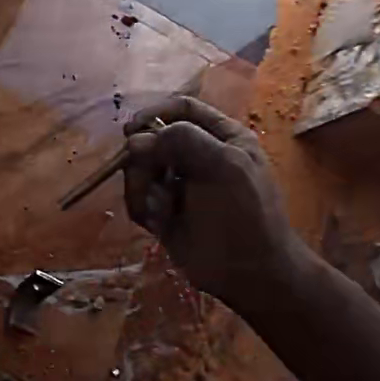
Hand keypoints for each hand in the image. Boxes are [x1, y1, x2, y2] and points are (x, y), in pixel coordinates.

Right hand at [122, 97, 301, 305]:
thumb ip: (183, 141)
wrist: (248, 271)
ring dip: (142, 188)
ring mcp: (178, 185)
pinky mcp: (164, 212)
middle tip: (150, 181)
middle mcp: (197, 156)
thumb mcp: (225, 166)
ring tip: (161, 211)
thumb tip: (136, 140)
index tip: (131, 129)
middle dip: (144, 160)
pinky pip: (138, 199)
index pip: (181, 109)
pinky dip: (143, 209)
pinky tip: (159, 224)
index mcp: (221, 137)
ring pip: (139, 171)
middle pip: (152, 140)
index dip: (154, 113)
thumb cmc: (245, 214)